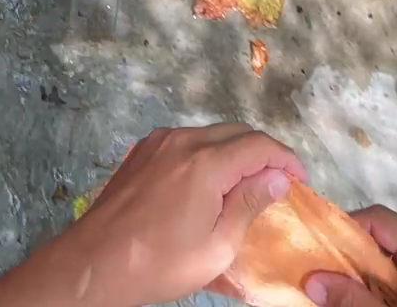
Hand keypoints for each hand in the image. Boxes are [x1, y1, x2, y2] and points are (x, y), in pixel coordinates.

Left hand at [0, 124, 304, 306]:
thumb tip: (278, 178)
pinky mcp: (144, 148)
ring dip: (234, 151)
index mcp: (205, 163)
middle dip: (262, 152)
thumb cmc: (160, 263)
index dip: (285, 159)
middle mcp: (183, 140)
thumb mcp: (216, 248)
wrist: (95, 262)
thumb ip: (248, 206)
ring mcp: (160, 140)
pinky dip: (207, 153)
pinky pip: (187, 140)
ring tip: (246, 184)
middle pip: (236, 132)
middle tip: (278, 182)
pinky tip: (208, 182)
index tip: (301, 180)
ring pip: (211, 133)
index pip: (258, 145)